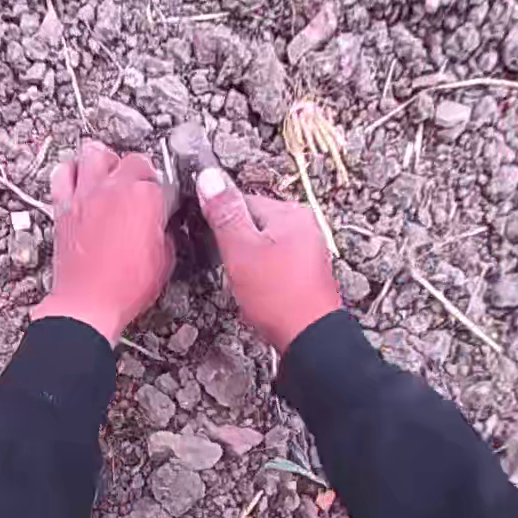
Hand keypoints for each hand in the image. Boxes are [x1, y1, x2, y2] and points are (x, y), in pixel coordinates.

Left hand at [31, 140, 172, 344]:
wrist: (88, 304)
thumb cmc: (124, 288)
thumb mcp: (164, 262)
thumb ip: (165, 234)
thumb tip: (162, 227)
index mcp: (145, 199)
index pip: (162, 181)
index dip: (165, 195)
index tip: (164, 206)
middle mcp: (114, 189)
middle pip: (132, 159)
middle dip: (142, 172)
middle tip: (143, 188)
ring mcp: (86, 194)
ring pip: (94, 152)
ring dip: (106, 161)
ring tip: (112, 175)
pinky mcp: (64, 206)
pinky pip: (63, 172)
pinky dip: (73, 172)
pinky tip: (82, 182)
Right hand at [195, 166, 340, 352]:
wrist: (308, 339)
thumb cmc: (279, 297)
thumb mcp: (241, 249)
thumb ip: (225, 214)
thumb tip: (209, 178)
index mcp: (292, 213)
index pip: (243, 201)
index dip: (223, 225)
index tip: (217, 244)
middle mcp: (305, 228)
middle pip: (254, 227)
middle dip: (237, 248)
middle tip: (237, 270)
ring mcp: (308, 253)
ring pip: (262, 250)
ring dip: (249, 267)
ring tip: (250, 287)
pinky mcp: (305, 276)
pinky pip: (274, 269)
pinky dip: (263, 280)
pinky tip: (260, 296)